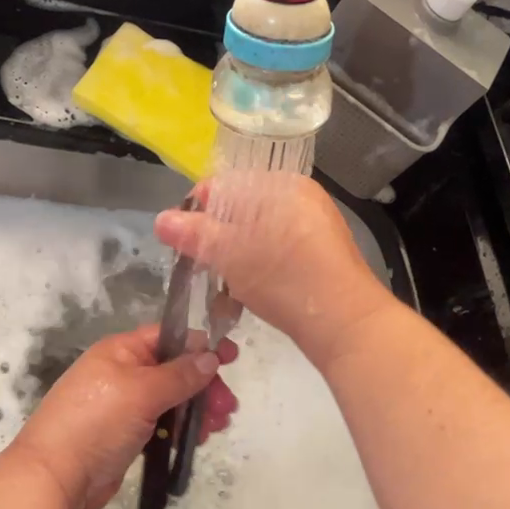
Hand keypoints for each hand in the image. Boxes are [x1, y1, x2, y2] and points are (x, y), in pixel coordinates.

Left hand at [11, 326, 236, 508]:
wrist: (55, 476)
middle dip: (203, 385)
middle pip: (173, 370)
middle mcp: (122, 373)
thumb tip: (210, 356)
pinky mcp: (125, 436)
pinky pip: (160, 424)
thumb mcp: (142, 391)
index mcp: (120, 351)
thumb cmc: (97, 422)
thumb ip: (179, 374)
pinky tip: (198, 440)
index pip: (167, 337)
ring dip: (196, 409)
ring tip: (218, 427)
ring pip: (169, 399)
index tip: (232, 357)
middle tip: (227, 407)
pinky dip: (180, 429)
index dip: (200, 345)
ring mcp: (122, 406)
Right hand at [154, 172, 397, 365]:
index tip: (183, 243)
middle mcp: (299, 196)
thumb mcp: (231, 255)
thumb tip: (161, 219)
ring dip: (235, 255)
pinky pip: (277, 247)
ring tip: (223, 284)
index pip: (224, 184)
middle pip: (240, 208)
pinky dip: (258, 264)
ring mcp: (313, 224)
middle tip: (202, 267)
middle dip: (216, 237)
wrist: (347, 324)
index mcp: (280, 184)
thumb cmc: (286, 280)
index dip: (196, 210)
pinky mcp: (319, 252)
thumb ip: (194, 235)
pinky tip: (248, 290)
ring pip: (257, 231)